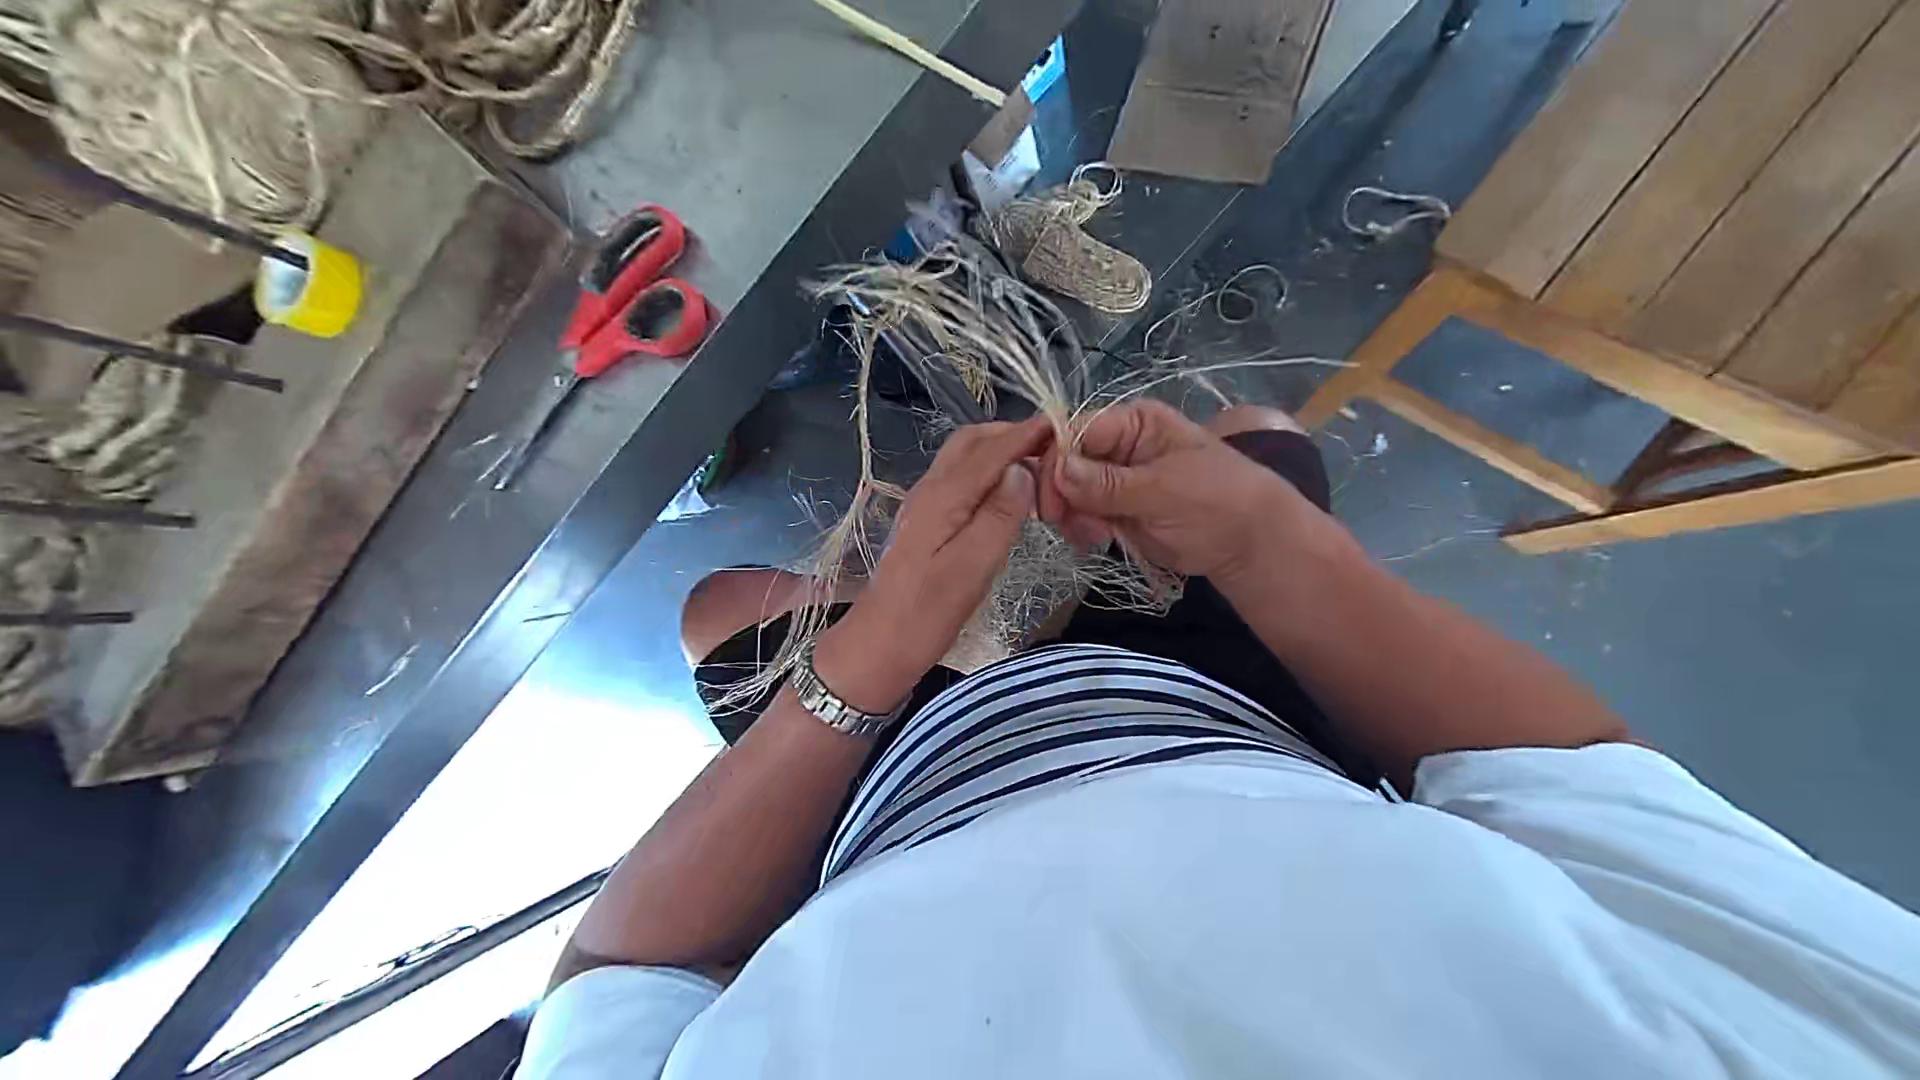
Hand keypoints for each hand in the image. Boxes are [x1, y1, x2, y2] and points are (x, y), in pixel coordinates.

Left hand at [814, 417, 1049, 713]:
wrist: (877, 646)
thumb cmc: (925, 616)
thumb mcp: (969, 570)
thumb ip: (997, 517)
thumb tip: (1021, 470)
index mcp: (942, 497)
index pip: (991, 449)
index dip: (1028, 434)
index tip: (1065, 428)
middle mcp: (929, 489)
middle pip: (972, 441)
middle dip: (1013, 435)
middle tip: (1053, 451)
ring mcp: (924, 504)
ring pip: (964, 457)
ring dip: (1000, 452)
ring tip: (1038, 470)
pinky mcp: (926, 521)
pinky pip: (960, 478)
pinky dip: (988, 472)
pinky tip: (1008, 496)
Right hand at [1041, 399, 1312, 580]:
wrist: (1249, 546)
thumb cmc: (1217, 503)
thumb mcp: (1162, 490)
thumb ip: (1108, 483)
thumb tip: (1057, 469)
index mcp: (1133, 423)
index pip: (1074, 431)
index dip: (1055, 461)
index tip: (1049, 499)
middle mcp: (1118, 445)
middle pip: (1065, 461)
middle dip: (1062, 494)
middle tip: (1068, 523)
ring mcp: (1115, 479)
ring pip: (1068, 491)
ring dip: (1071, 515)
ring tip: (1094, 535)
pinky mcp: (1115, 509)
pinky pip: (1082, 513)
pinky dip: (1080, 528)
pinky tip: (1095, 540)